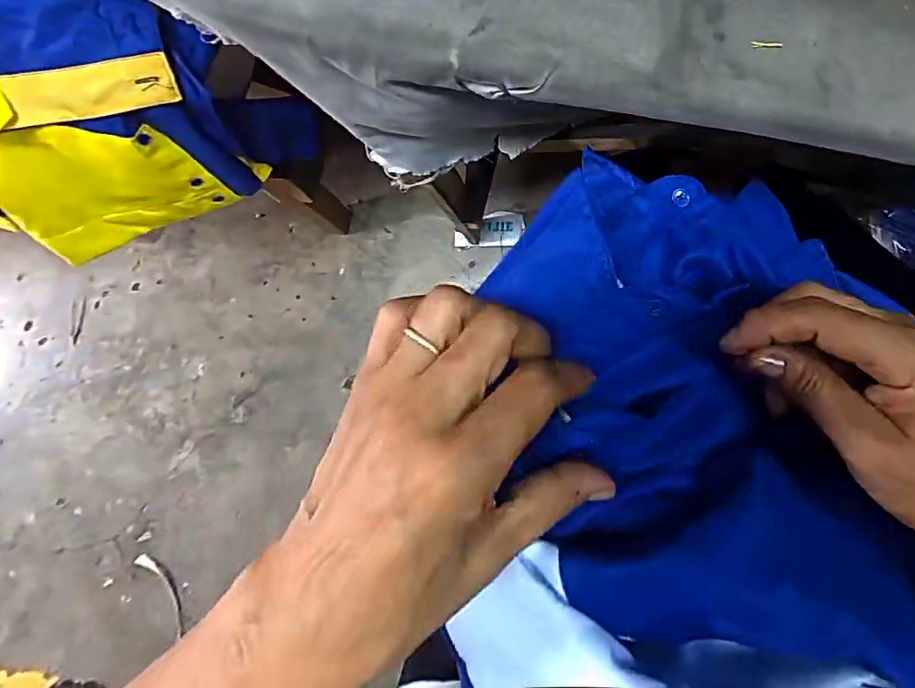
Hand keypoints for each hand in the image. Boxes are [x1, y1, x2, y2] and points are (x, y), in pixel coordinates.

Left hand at [132, 285, 612, 687]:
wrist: (307, 608)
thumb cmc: (406, 591)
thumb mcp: (490, 554)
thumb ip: (551, 498)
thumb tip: (606, 477)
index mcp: (457, 465)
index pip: (533, 385)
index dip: (569, 376)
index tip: (580, 384)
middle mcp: (420, 414)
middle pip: (496, 327)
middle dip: (534, 337)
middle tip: (538, 368)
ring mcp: (383, 392)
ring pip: (447, 305)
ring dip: (483, 317)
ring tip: (494, 353)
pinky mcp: (360, 386)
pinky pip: (397, 315)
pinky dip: (431, 316)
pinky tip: (448, 347)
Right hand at [720, 283, 914, 562]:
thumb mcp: (866, 448)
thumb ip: (815, 392)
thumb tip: (761, 355)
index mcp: (904, 349)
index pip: (822, 314)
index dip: (769, 322)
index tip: (727, 346)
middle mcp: (903, 327)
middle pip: (824, 301)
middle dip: (774, 323)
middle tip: (737, 360)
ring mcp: (902, 336)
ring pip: (829, 315)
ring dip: (790, 340)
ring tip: (766, 388)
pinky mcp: (896, 353)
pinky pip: (843, 337)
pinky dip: (811, 355)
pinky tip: (795, 390)